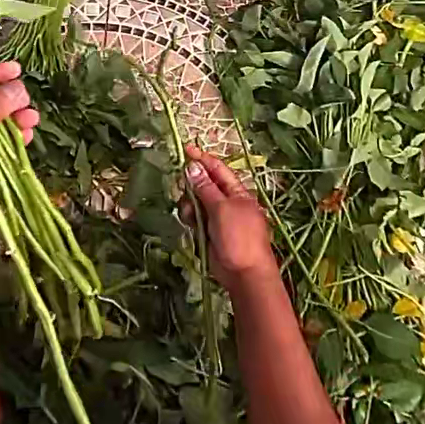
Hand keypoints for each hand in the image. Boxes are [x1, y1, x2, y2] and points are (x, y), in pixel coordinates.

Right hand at [184, 144, 277, 293]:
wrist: (244, 274)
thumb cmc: (239, 237)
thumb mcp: (221, 208)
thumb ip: (205, 188)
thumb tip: (192, 166)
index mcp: (237, 192)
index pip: (217, 169)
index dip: (202, 158)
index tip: (186, 149)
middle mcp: (227, 201)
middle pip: (204, 184)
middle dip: (192, 183)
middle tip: (181, 184)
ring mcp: (218, 217)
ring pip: (197, 202)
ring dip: (190, 204)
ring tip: (189, 213)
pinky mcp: (210, 232)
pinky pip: (196, 218)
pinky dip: (191, 218)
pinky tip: (190, 223)